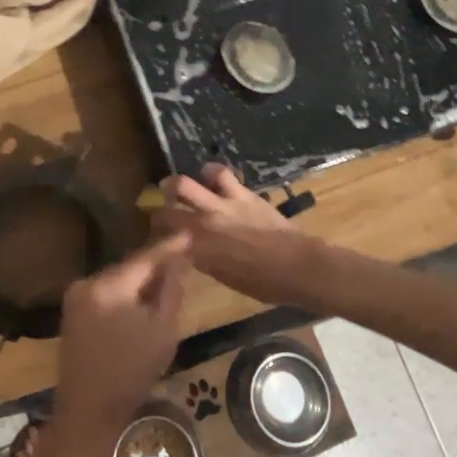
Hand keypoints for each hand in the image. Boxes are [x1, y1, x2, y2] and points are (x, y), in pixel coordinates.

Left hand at [53, 233, 190, 434]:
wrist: (88, 410)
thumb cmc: (131, 372)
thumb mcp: (162, 331)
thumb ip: (170, 290)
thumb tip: (177, 260)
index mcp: (108, 285)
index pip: (145, 257)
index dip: (170, 246)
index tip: (190, 234)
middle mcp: (87, 282)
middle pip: (129, 266)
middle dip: (154, 264)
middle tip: (182, 258)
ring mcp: (75, 296)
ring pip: (117, 279)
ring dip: (139, 280)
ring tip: (166, 279)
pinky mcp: (72, 311)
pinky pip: (105, 292)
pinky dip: (124, 293)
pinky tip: (141, 301)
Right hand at [154, 163, 313, 305]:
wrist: (298, 267)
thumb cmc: (263, 283)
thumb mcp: (225, 278)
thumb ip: (204, 259)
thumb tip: (191, 249)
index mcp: (198, 249)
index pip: (164, 237)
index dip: (158, 234)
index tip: (160, 236)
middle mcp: (203, 223)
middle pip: (166, 207)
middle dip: (161, 208)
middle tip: (166, 210)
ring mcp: (221, 204)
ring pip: (185, 183)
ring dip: (180, 184)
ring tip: (185, 187)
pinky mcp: (241, 192)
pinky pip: (221, 173)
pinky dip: (212, 173)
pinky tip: (213, 178)